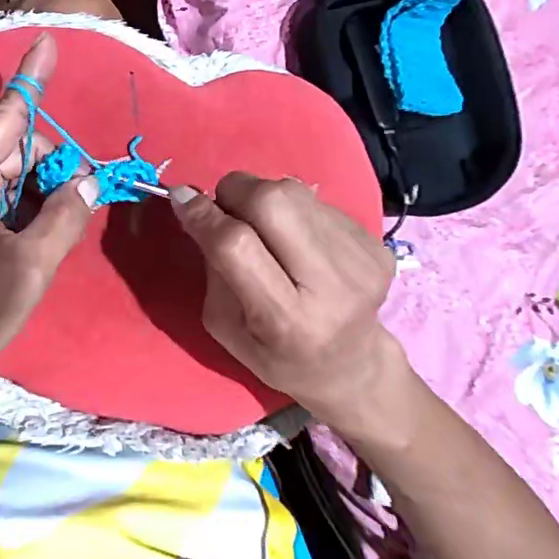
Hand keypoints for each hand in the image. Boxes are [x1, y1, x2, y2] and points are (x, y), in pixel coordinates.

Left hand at [0, 36, 99, 404]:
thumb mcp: (31, 264)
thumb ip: (64, 214)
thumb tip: (86, 180)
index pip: (7, 114)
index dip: (32, 78)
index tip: (47, 38)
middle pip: (15, 145)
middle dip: (52, 162)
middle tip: (78, 201)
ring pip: (11, 173)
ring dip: (41, 190)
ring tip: (55, 231)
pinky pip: (0, 197)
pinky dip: (26, 207)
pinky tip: (40, 236)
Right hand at [172, 172, 409, 433]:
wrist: (351, 366)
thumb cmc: (276, 354)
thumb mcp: (224, 326)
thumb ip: (213, 266)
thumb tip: (195, 203)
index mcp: (287, 320)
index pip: (237, 246)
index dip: (203, 216)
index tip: (180, 199)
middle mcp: (332, 286)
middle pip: (273, 201)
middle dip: (235, 193)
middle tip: (225, 210)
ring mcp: (361, 260)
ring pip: (293, 191)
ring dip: (262, 197)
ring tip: (262, 227)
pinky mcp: (377, 243)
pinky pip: (315, 201)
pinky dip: (291, 210)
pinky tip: (295, 239)